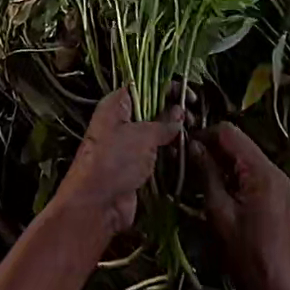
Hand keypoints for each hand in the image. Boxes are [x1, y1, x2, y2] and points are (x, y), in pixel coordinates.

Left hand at [53, 89, 183, 236]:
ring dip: (174, 134)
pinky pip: (155, 153)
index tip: (189, 94)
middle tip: (194, 119)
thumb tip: (179, 113)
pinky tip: (185, 155)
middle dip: (174, 112)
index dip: (168, 86)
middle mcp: (121, 120)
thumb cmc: (115, 160)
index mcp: (117, 104)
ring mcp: (127, 144)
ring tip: (193, 138)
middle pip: (152, 108)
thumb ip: (164, 123)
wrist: (96, 205)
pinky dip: (169, 153)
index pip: (145, 84)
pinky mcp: (133, 165)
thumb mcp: (142, 135)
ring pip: (155, 132)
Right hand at [191, 124, 289, 289]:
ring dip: (219, 160)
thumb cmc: (247, 255)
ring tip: (195, 175)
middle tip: (185, 161)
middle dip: (210, 146)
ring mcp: (276, 181)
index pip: (228, 132)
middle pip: (236, 141)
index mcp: (261, 170)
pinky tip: (213, 188)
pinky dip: (230, 173)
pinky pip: (249, 171)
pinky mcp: (274, 193)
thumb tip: (193, 146)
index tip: (182, 147)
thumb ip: (206, 174)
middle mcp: (272, 169)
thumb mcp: (219, 213)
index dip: (203, 134)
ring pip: (242, 155)